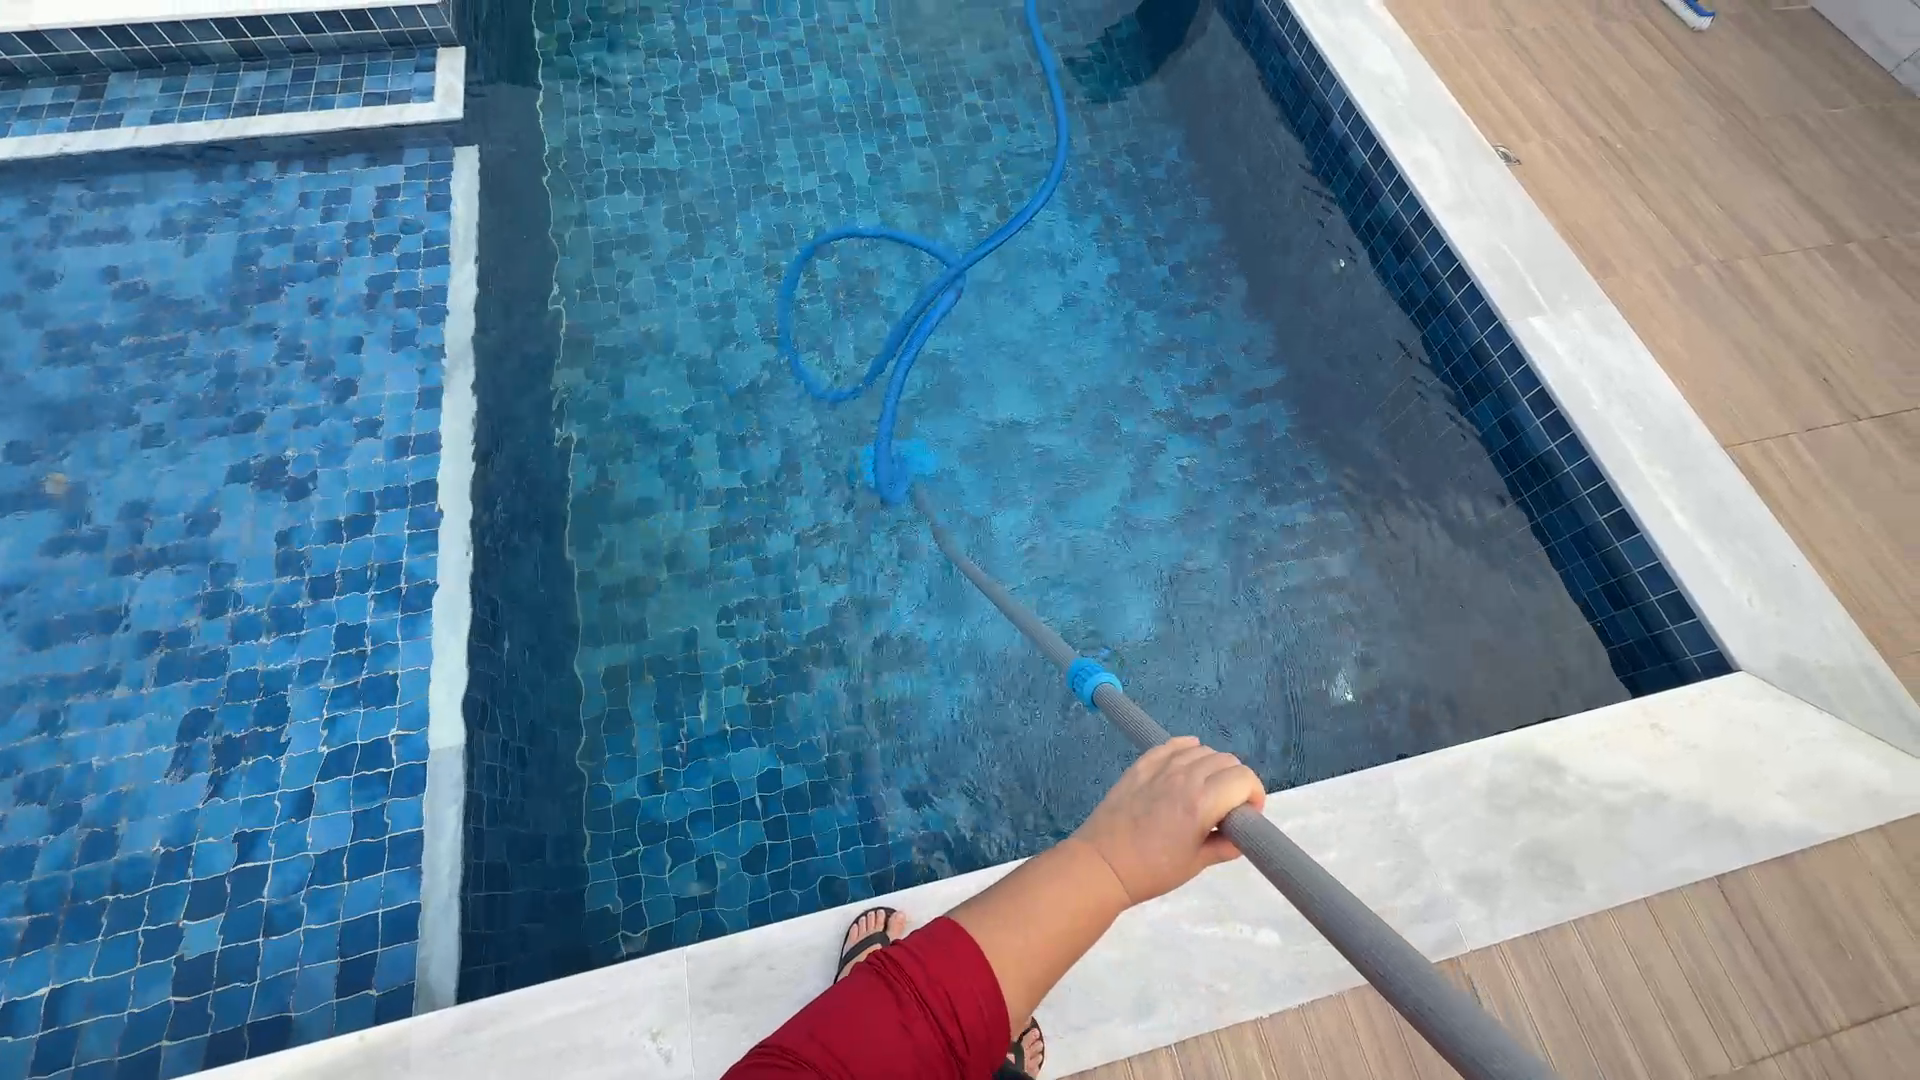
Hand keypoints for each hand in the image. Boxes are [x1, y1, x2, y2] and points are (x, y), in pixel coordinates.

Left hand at [1067, 736, 1266, 905]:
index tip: (1247, 813)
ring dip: (1213, 766)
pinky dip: (1187, 750)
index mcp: (1201, 802)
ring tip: (1206, 789)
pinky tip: (1188, 763)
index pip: (1244, 778)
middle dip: (1236, 781)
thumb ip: (1225, 845)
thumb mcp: (1196, 863)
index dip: (1254, 794)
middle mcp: (1184, 776)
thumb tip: (1241, 834)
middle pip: (1226, 760)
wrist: (1103, 862)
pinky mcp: (1141, 764)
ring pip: (1202, 750)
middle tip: (1228, 806)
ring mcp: (1160, 766)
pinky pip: (1172, 744)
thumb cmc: (1151, 870)